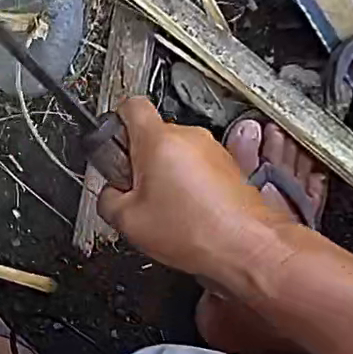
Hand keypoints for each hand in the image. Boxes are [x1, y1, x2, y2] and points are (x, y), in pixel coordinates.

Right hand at [97, 98, 307, 280]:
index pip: (130, 106)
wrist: (246, 247)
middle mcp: (189, 137)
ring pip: (174, 152)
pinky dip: (186, 185)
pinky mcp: (227, 166)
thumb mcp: (126, 221)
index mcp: (158, 141)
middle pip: (151, 135)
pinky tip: (184, 213)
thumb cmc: (196, 231)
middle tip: (136, 192)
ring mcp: (211, 150)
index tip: (113, 148)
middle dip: (138, 161)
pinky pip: (196, 166)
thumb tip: (109, 193)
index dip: (115, 123)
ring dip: (164, 175)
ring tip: (163, 207)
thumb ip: (106, 197)